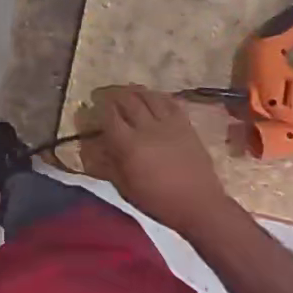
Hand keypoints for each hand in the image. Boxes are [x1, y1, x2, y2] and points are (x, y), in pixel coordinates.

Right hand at [79, 86, 234, 231]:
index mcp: (129, 145)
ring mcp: (169, 123)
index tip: (94, 105)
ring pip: (150, 97)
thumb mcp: (127, 188)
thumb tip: (95, 147)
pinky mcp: (186, 124)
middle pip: (128, 101)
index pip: (110, 117)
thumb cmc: (158, 201)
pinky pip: (171, 102)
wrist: (197, 202)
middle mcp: (148, 128)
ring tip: (128, 90)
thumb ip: (110, 164)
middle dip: (115, 94)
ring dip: (136, 91)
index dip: (100, 108)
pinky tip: (155, 96)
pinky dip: (159, 96)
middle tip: (107, 93)